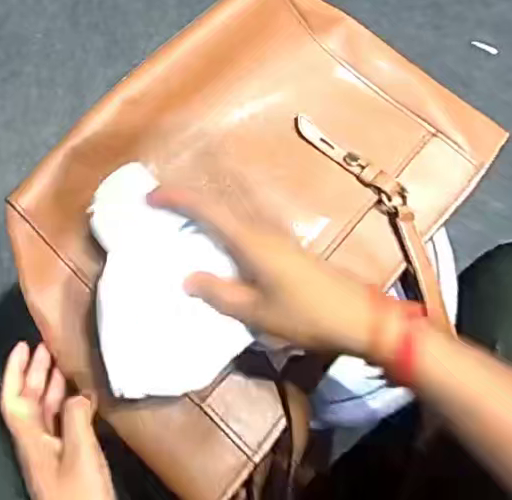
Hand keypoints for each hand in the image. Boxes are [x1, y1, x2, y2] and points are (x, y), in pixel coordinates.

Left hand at [0, 342, 115, 499]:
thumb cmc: (80, 496)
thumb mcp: (79, 449)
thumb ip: (74, 414)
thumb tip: (77, 394)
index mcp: (29, 440)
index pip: (12, 398)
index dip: (14, 370)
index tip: (22, 345)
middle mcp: (35, 447)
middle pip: (28, 402)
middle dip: (35, 372)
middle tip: (47, 346)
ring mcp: (50, 459)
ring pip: (45, 414)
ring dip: (52, 388)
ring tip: (65, 364)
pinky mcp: (66, 469)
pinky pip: (61, 427)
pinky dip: (69, 407)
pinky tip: (84, 400)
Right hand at [150, 186, 406, 361]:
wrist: (362, 316)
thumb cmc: (306, 314)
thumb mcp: (257, 313)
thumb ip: (219, 294)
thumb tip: (187, 278)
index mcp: (247, 239)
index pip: (204, 208)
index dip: (175, 198)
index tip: (149, 195)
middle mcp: (257, 228)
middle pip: (214, 205)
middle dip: (184, 201)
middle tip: (157, 205)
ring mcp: (272, 235)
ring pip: (227, 215)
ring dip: (201, 213)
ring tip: (178, 222)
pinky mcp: (281, 246)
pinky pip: (238, 226)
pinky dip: (217, 226)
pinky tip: (214, 244)